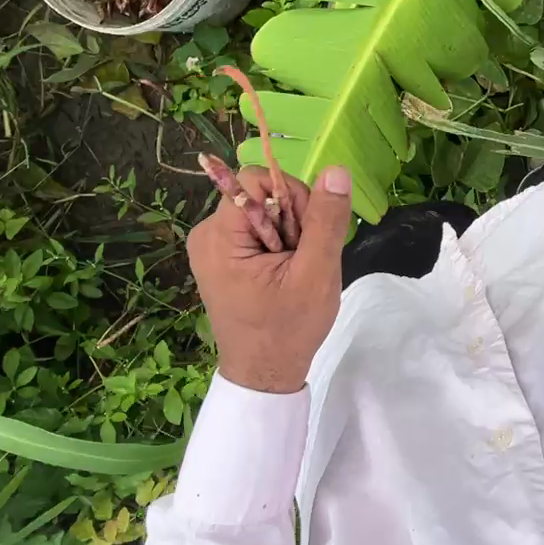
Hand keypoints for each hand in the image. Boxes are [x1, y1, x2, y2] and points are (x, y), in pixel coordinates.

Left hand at [187, 162, 352, 393]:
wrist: (265, 374)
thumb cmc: (288, 328)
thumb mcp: (316, 273)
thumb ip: (325, 219)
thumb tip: (335, 170)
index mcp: (219, 235)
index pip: (258, 180)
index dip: (291, 197)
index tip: (306, 234)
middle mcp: (207, 233)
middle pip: (261, 193)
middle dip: (292, 218)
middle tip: (303, 259)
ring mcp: (213, 245)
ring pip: (263, 210)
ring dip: (289, 232)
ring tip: (296, 269)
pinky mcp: (223, 256)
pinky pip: (257, 228)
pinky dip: (279, 243)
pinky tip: (287, 271)